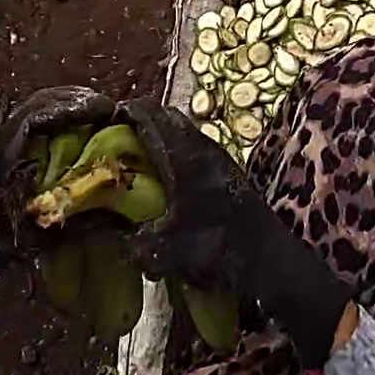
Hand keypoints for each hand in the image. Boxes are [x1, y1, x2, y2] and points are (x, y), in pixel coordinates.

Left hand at [0, 86, 114, 364]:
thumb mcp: (30, 239)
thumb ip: (73, 226)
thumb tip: (119, 217)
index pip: (38, 114)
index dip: (73, 107)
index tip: (105, 109)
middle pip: (34, 104)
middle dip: (72, 100)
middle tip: (105, 107)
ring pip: (28, 112)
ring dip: (60, 108)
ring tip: (92, 113)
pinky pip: (23, 127)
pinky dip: (48, 122)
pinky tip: (67, 133)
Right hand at [120, 98, 353, 367]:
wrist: (271, 261)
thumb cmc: (218, 249)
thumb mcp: (168, 252)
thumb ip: (134, 243)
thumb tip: (109, 237)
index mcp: (182, 155)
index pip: (149, 114)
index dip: (124, 112)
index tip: (103, 122)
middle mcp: (201, 145)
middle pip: (165, 115)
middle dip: (139, 121)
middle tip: (116, 138)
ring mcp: (217, 154)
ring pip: (181, 129)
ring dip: (159, 134)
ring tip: (137, 157)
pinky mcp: (227, 168)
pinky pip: (193, 143)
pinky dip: (174, 148)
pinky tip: (167, 177)